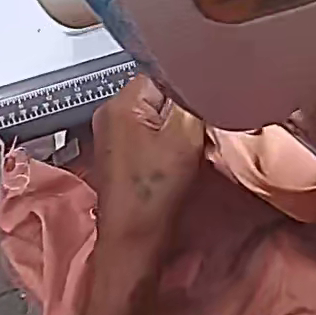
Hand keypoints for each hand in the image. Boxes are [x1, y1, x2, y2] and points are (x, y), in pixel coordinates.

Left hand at [89, 75, 205, 273]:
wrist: (133, 240)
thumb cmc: (155, 191)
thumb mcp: (185, 137)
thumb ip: (194, 100)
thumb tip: (204, 77)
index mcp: (120, 103)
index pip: (163, 74)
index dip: (189, 87)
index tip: (207, 103)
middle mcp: (109, 113)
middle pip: (158, 94)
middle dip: (182, 107)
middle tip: (201, 125)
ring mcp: (111, 135)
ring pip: (154, 115)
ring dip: (174, 126)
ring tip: (190, 142)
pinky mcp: (119, 154)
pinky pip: (147, 133)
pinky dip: (164, 141)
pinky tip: (176, 156)